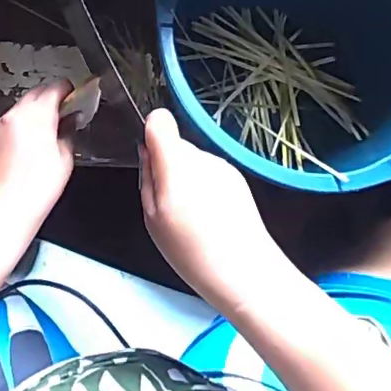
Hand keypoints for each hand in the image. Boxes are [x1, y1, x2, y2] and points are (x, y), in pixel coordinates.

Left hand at [0, 80, 75, 233]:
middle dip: (53, 98)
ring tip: (52, 129)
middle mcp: (15, 115)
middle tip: (68, 110)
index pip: (55, 88)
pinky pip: (11, 120)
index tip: (77, 95)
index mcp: (36, 116)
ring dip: (37, 110)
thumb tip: (71, 123)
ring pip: (22, 106)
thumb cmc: (32, 192)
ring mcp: (0, 125)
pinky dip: (23, 123)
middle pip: (37, 93)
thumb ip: (69, 133)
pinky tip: (33, 142)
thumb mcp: (64, 160)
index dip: (69, 90)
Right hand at [140, 109, 295, 315]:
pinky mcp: (235, 175)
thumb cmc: (195, 252)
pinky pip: (209, 172)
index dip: (151, 133)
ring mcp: (221, 166)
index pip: (159, 120)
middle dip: (167, 166)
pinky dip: (204, 187)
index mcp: (176, 165)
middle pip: (175, 145)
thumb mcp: (153, 219)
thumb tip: (146, 152)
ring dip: (186, 178)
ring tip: (190, 215)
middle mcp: (202, 158)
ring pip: (192, 160)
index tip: (149, 155)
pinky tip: (207, 215)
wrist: (244, 270)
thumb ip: (147, 178)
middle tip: (167, 203)